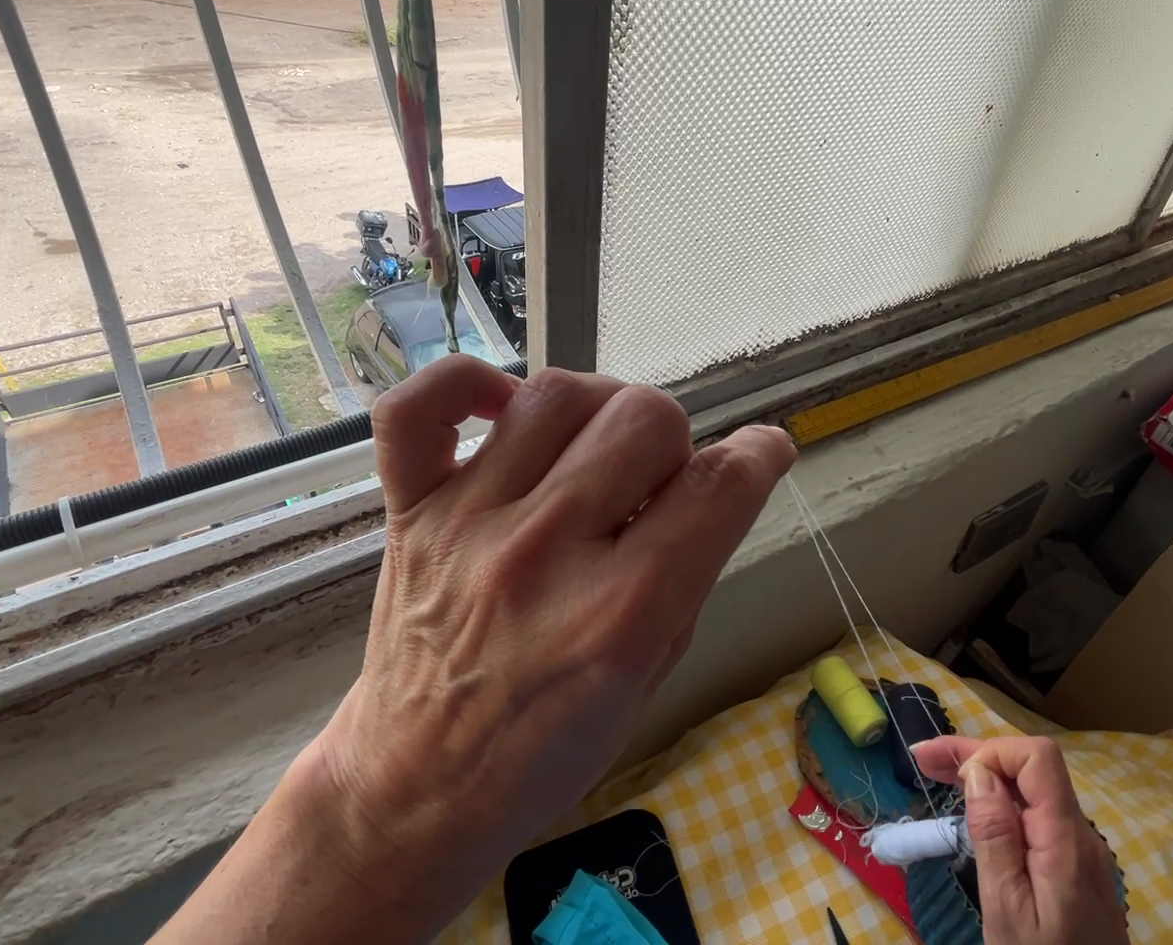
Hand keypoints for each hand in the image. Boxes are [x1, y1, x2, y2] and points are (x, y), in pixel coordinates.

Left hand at [181, 358, 793, 942]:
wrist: (415, 790)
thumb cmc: (546, 752)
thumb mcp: (652, 682)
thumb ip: (688, 574)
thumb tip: (713, 484)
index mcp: (621, 614)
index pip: (719, 487)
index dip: (760, 454)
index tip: (764, 450)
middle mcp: (545, 552)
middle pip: (645, 418)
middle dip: (674, 442)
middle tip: (656, 481)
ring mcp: (468, 523)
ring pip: (557, 394)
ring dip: (601, 409)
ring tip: (595, 448)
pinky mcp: (409, 511)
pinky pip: (419, 407)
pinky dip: (463, 381)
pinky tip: (503, 406)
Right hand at [913, 736, 1127, 944]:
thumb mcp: (1006, 908)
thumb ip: (995, 836)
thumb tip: (979, 772)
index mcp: (1066, 840)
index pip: (1037, 758)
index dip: (991, 752)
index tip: (950, 776)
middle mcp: (1082, 836)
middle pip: (1033, 768)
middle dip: (977, 755)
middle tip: (922, 758)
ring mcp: (1083, 853)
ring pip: (1033, 790)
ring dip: (986, 776)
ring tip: (937, 775)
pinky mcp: (1077, 869)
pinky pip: (1038, 816)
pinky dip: (1001, 802)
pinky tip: (974, 811)